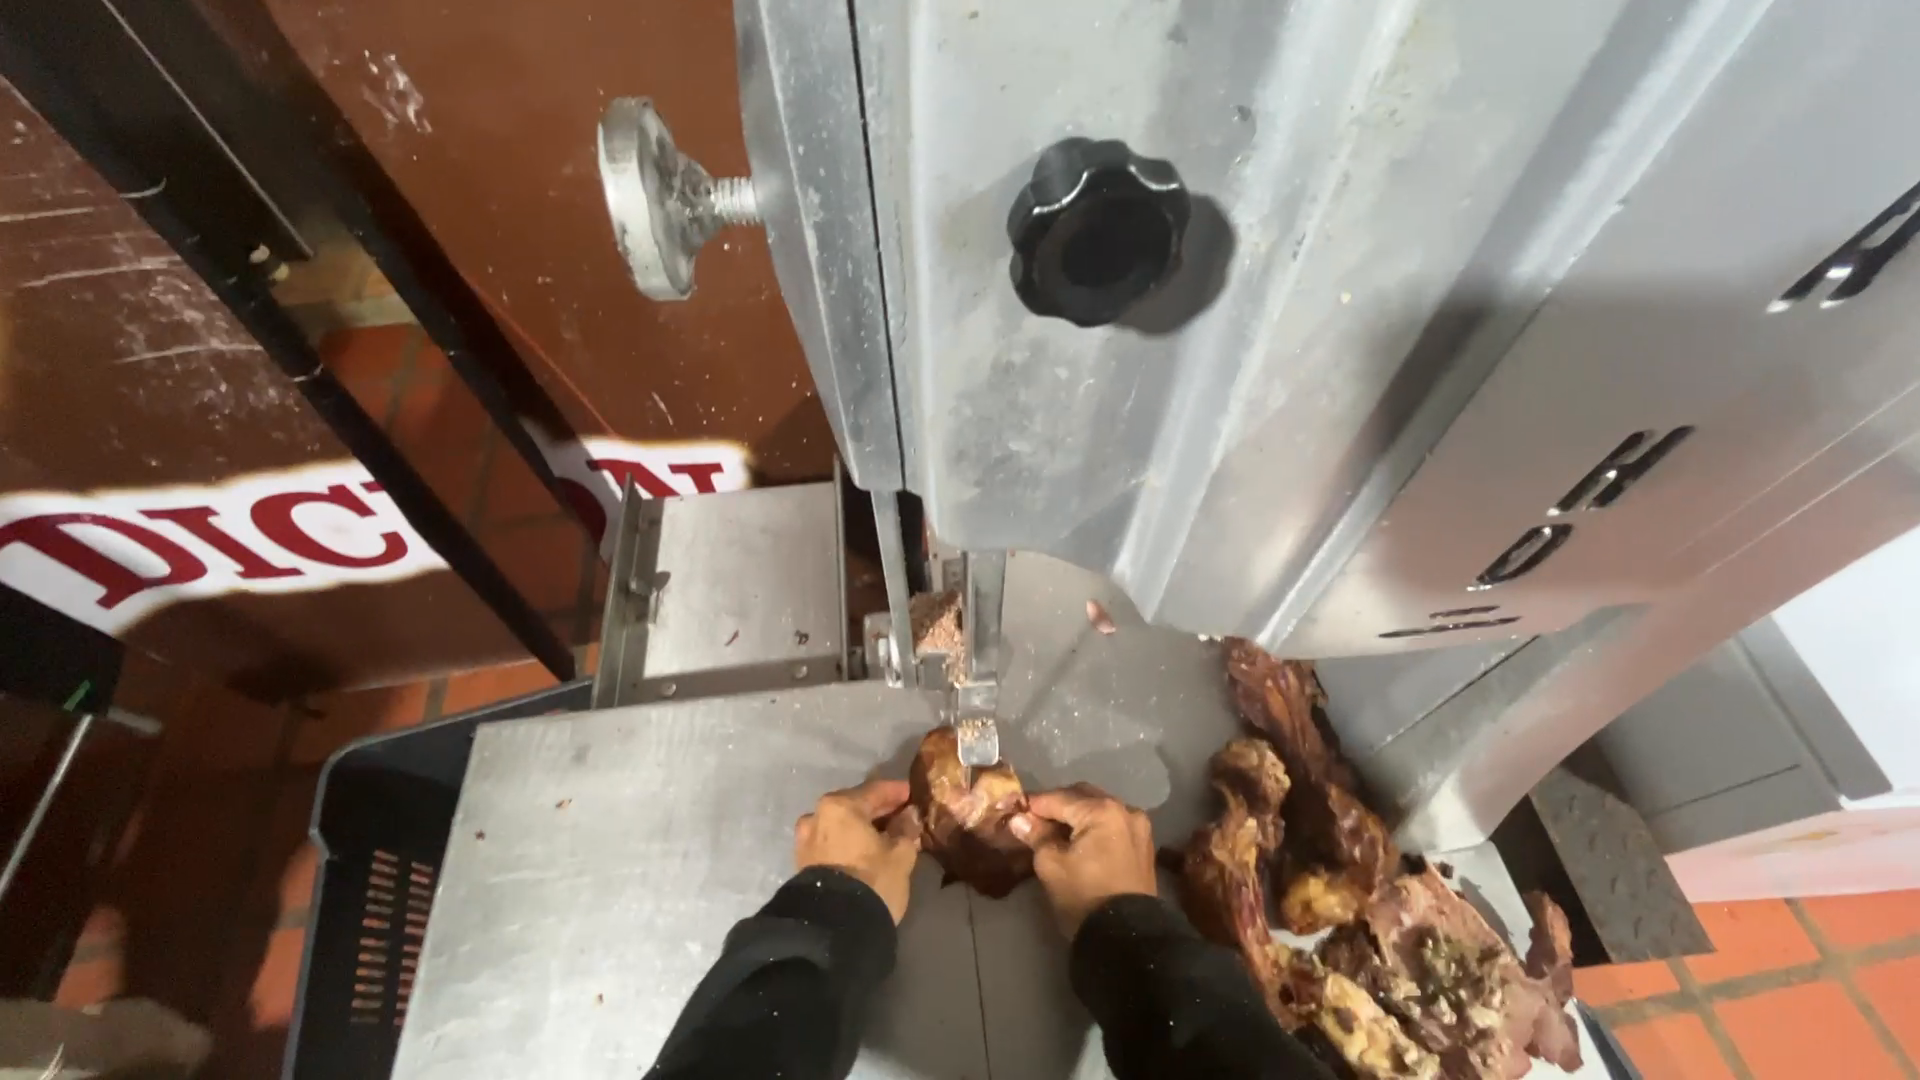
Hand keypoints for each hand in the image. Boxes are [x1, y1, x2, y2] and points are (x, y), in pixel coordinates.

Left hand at [795, 779, 921, 922]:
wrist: (834, 930)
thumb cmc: (872, 881)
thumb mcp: (900, 854)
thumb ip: (906, 829)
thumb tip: (908, 815)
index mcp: (840, 806)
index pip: (875, 791)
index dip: (897, 792)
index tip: (912, 794)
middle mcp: (817, 816)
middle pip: (854, 806)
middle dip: (878, 810)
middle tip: (901, 814)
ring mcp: (806, 840)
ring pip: (840, 825)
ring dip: (861, 827)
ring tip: (883, 835)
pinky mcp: (802, 863)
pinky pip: (831, 842)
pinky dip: (848, 842)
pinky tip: (864, 850)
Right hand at [1011, 783, 1158, 937]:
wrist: (1125, 938)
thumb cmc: (1084, 897)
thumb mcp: (1051, 865)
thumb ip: (1035, 835)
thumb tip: (1019, 819)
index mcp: (1101, 810)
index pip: (1058, 798)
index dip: (1033, 804)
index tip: (1014, 809)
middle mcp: (1124, 809)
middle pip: (1081, 796)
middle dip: (1057, 805)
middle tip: (1033, 820)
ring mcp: (1138, 826)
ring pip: (1099, 808)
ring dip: (1076, 814)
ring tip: (1054, 831)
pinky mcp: (1143, 843)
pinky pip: (1113, 823)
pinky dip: (1094, 825)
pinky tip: (1078, 839)